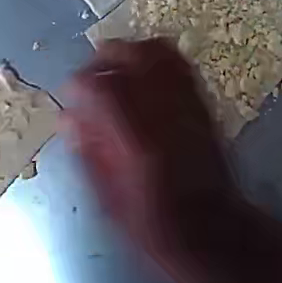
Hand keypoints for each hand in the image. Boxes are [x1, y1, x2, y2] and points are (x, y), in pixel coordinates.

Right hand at [61, 38, 244, 279]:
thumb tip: (68, 120)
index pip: (104, 87)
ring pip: (159, 51)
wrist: (213, 231)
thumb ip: (89, 154)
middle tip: (91, 74)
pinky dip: (158, 59)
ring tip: (116, 70)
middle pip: (133, 55)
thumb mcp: (110, 200)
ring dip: (133, 53)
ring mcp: (188, 102)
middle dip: (106, 57)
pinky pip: (180, 64)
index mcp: (137, 137)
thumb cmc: (155, 225)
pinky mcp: (203, 103)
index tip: (69, 90)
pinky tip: (146, 76)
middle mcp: (165, 110)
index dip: (81, 81)